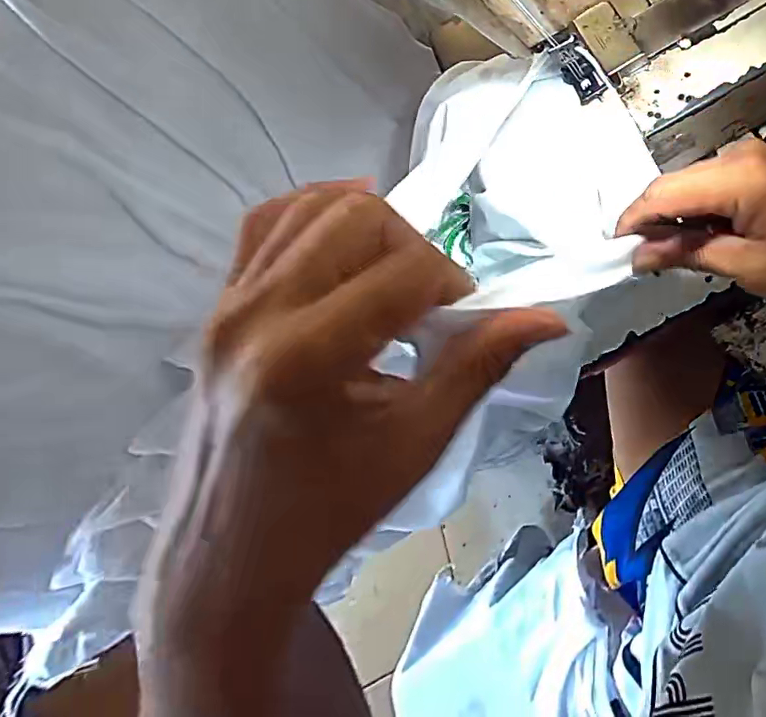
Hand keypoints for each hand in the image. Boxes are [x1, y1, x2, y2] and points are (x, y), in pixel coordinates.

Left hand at [136, 182, 566, 715]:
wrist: (230, 557)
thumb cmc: (331, 509)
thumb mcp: (418, 441)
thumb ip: (481, 364)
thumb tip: (549, 318)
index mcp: (309, 356)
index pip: (405, 269)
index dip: (452, 283)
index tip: (462, 320)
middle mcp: (259, 314)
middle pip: (358, 218)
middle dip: (413, 245)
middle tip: (428, 299)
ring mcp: (228, 305)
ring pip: (312, 207)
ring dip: (371, 226)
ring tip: (392, 274)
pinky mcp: (216, 306)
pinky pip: (265, 224)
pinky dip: (314, 211)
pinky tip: (347, 232)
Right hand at [614, 138, 765, 304]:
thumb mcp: (750, 267)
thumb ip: (688, 254)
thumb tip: (638, 255)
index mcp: (739, 176)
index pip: (664, 193)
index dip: (633, 220)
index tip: (615, 249)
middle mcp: (737, 153)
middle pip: (672, 183)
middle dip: (650, 218)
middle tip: (639, 257)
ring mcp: (747, 155)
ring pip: (686, 183)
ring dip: (672, 215)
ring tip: (667, 252)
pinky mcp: (754, 164)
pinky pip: (707, 184)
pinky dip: (694, 210)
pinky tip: (696, 236)